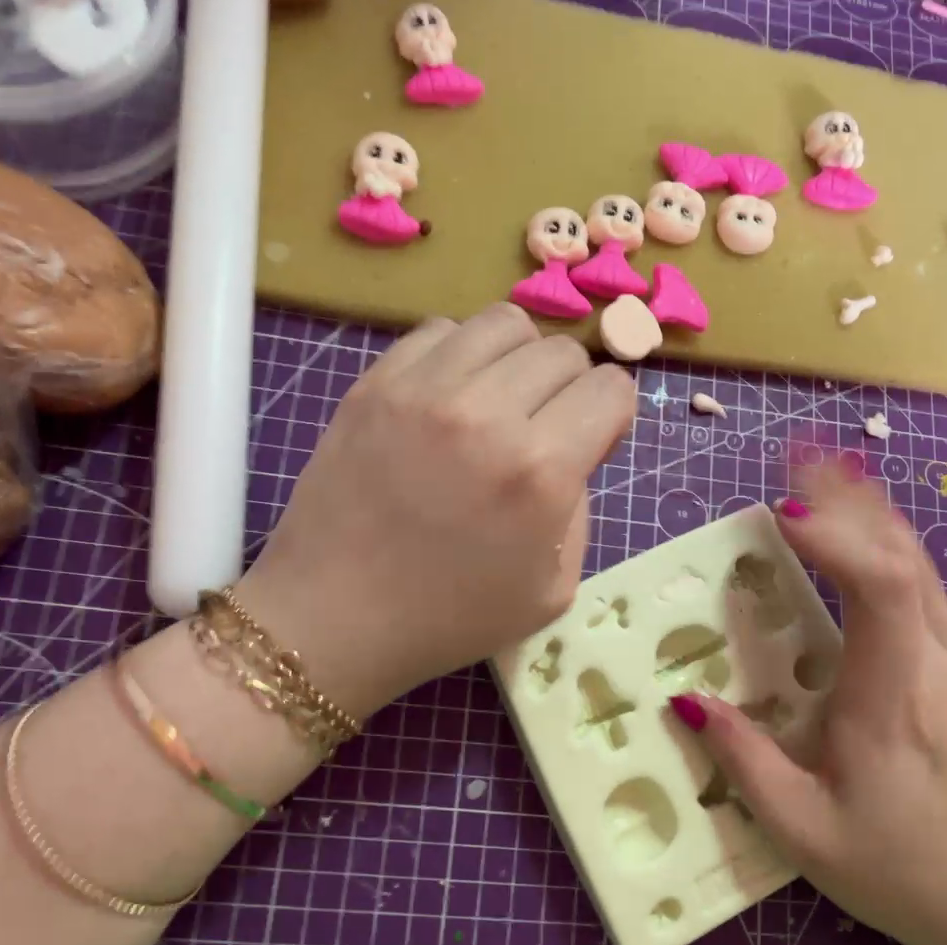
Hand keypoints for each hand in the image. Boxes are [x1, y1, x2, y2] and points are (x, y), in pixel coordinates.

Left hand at [235, 304, 636, 714]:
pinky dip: (459, 356)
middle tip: (540, 431)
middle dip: (568, 390)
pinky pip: (441, 331)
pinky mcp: (374, 383)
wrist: (335, 618)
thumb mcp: (552, 590)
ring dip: (517, 361)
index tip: (587, 444)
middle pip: (563, 351)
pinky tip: (448, 398)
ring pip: (504, 324)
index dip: (609, 417)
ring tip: (497, 402)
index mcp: (541, 472)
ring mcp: (423, 390)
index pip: (611, 388)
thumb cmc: (450, 618)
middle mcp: (487, 414)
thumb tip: (573, 451)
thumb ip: (580, 509)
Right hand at [676, 457, 946, 944]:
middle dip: (849, 500)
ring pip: (919, 568)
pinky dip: (886, 547)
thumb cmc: (898, 872)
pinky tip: (861, 534)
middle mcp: (934, 667)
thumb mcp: (803, 831)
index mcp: (894, 700)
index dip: (839, 541)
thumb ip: (744, 761)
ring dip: (870, 514)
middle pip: (905, 558)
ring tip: (821, 472)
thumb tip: (686, 699)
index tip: (783, 516)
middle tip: (793, 458)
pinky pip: (923, 590)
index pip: (883, 591)